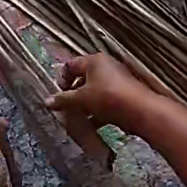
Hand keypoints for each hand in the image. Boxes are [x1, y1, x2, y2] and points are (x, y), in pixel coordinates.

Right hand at [47, 54, 167, 135]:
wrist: (140, 110)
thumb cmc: (107, 97)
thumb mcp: (81, 98)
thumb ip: (63, 100)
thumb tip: (46, 101)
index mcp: (94, 61)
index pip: (71, 65)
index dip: (62, 79)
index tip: (59, 94)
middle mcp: (106, 66)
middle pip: (82, 79)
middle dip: (73, 94)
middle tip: (66, 107)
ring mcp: (116, 80)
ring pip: (94, 91)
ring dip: (84, 105)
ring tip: (77, 118)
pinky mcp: (124, 94)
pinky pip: (105, 100)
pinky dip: (97, 111)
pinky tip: (91, 125)